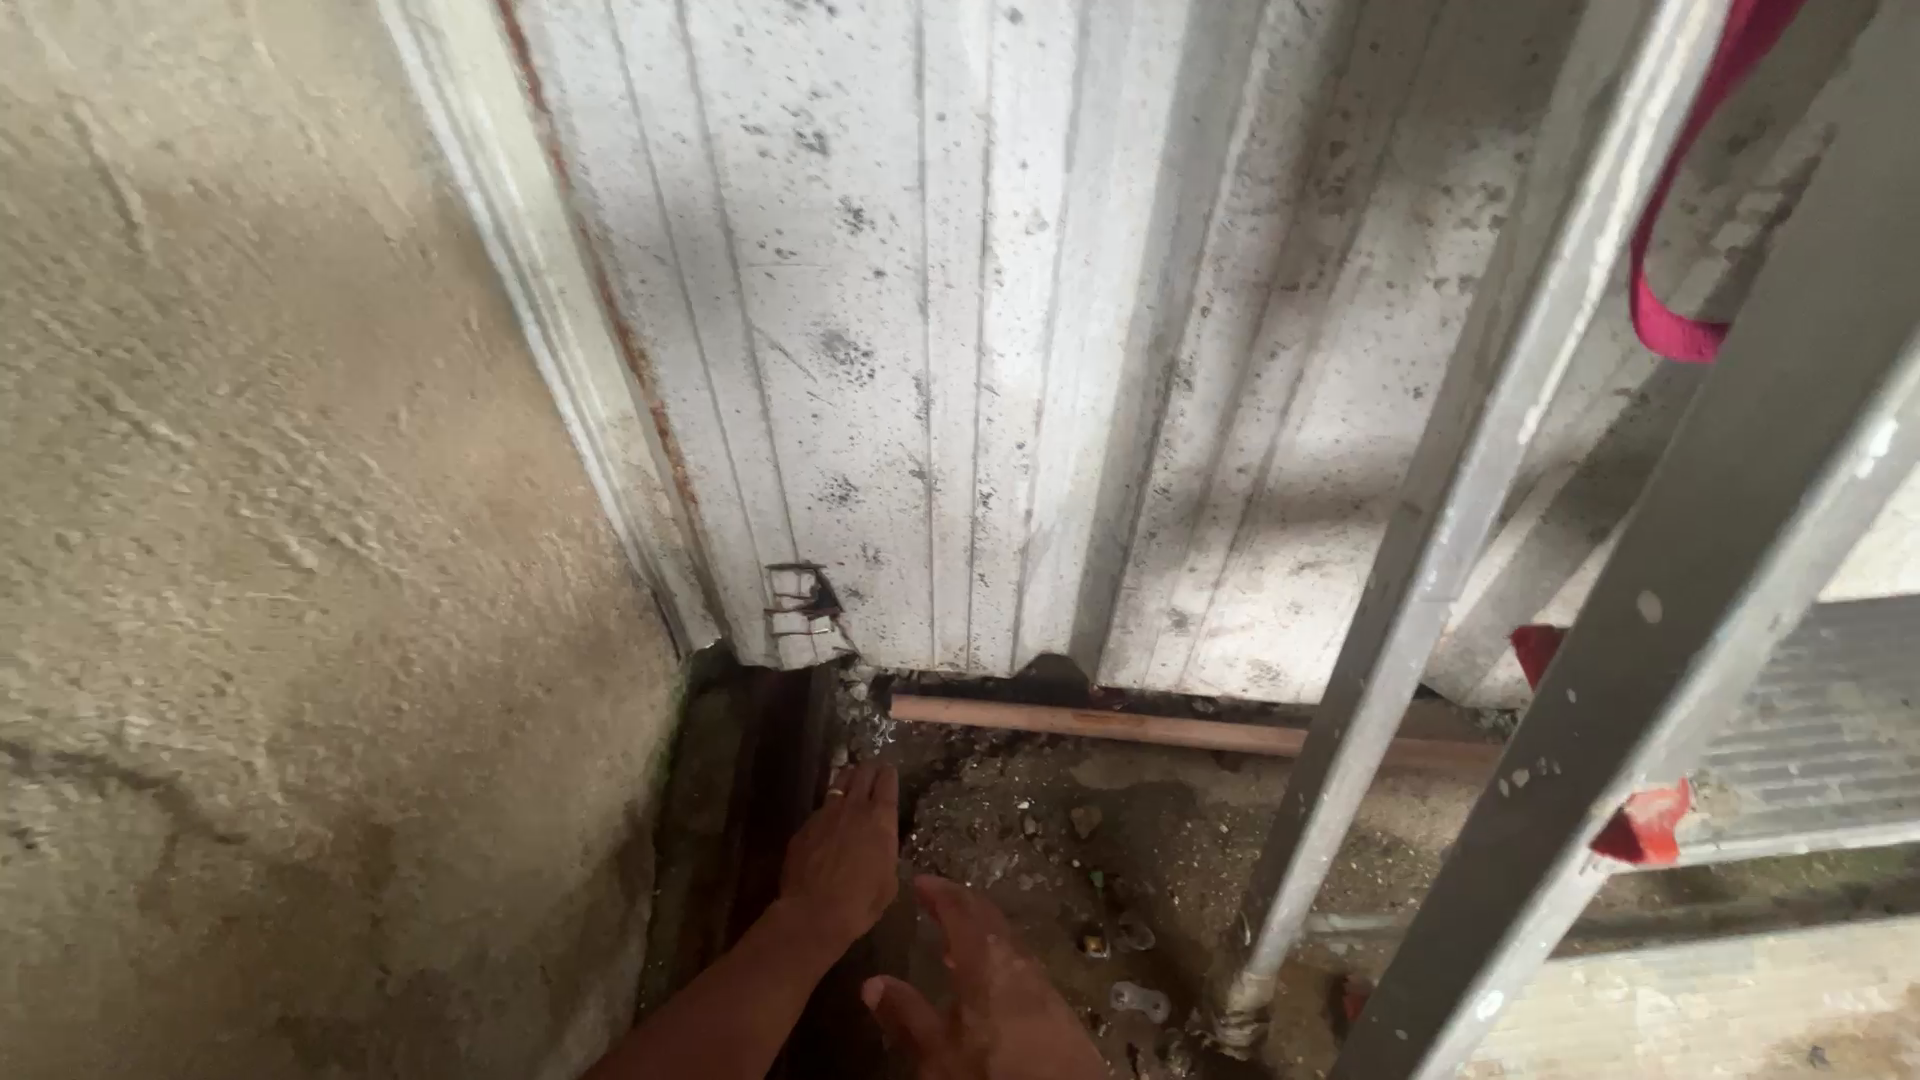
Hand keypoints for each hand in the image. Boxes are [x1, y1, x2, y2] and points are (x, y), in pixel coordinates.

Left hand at [780, 762, 899, 950]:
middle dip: (869, 768)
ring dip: (847, 779)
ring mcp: (825, 814)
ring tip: (850, 779)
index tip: (889, 771)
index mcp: (880, 818)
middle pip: (862, 773)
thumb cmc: (861, 902)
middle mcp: (854, 807)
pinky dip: (828, 809)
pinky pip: (820, 809)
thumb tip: (880, 848)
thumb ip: (886, 854)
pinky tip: (827, 819)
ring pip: (838, 783)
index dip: (889, 774)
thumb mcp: (888, 880)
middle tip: (872, 768)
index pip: (887, 782)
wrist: (814, 912)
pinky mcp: (804, 827)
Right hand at [862, 875, 1106, 1079]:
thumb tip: (871, 982)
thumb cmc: (995, 1071)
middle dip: (959, 901)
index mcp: (983, 956)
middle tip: (935, 897)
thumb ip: (906, 1015)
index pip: (959, 907)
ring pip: (1004, 935)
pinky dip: (996, 952)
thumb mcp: (939, 1053)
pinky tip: (988, 977)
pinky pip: (1018, 957)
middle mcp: (1014, 955)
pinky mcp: (1054, 1000)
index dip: (938, 892)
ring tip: (953, 938)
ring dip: (978, 928)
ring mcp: (1038, 976)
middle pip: (985, 914)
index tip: (919, 881)